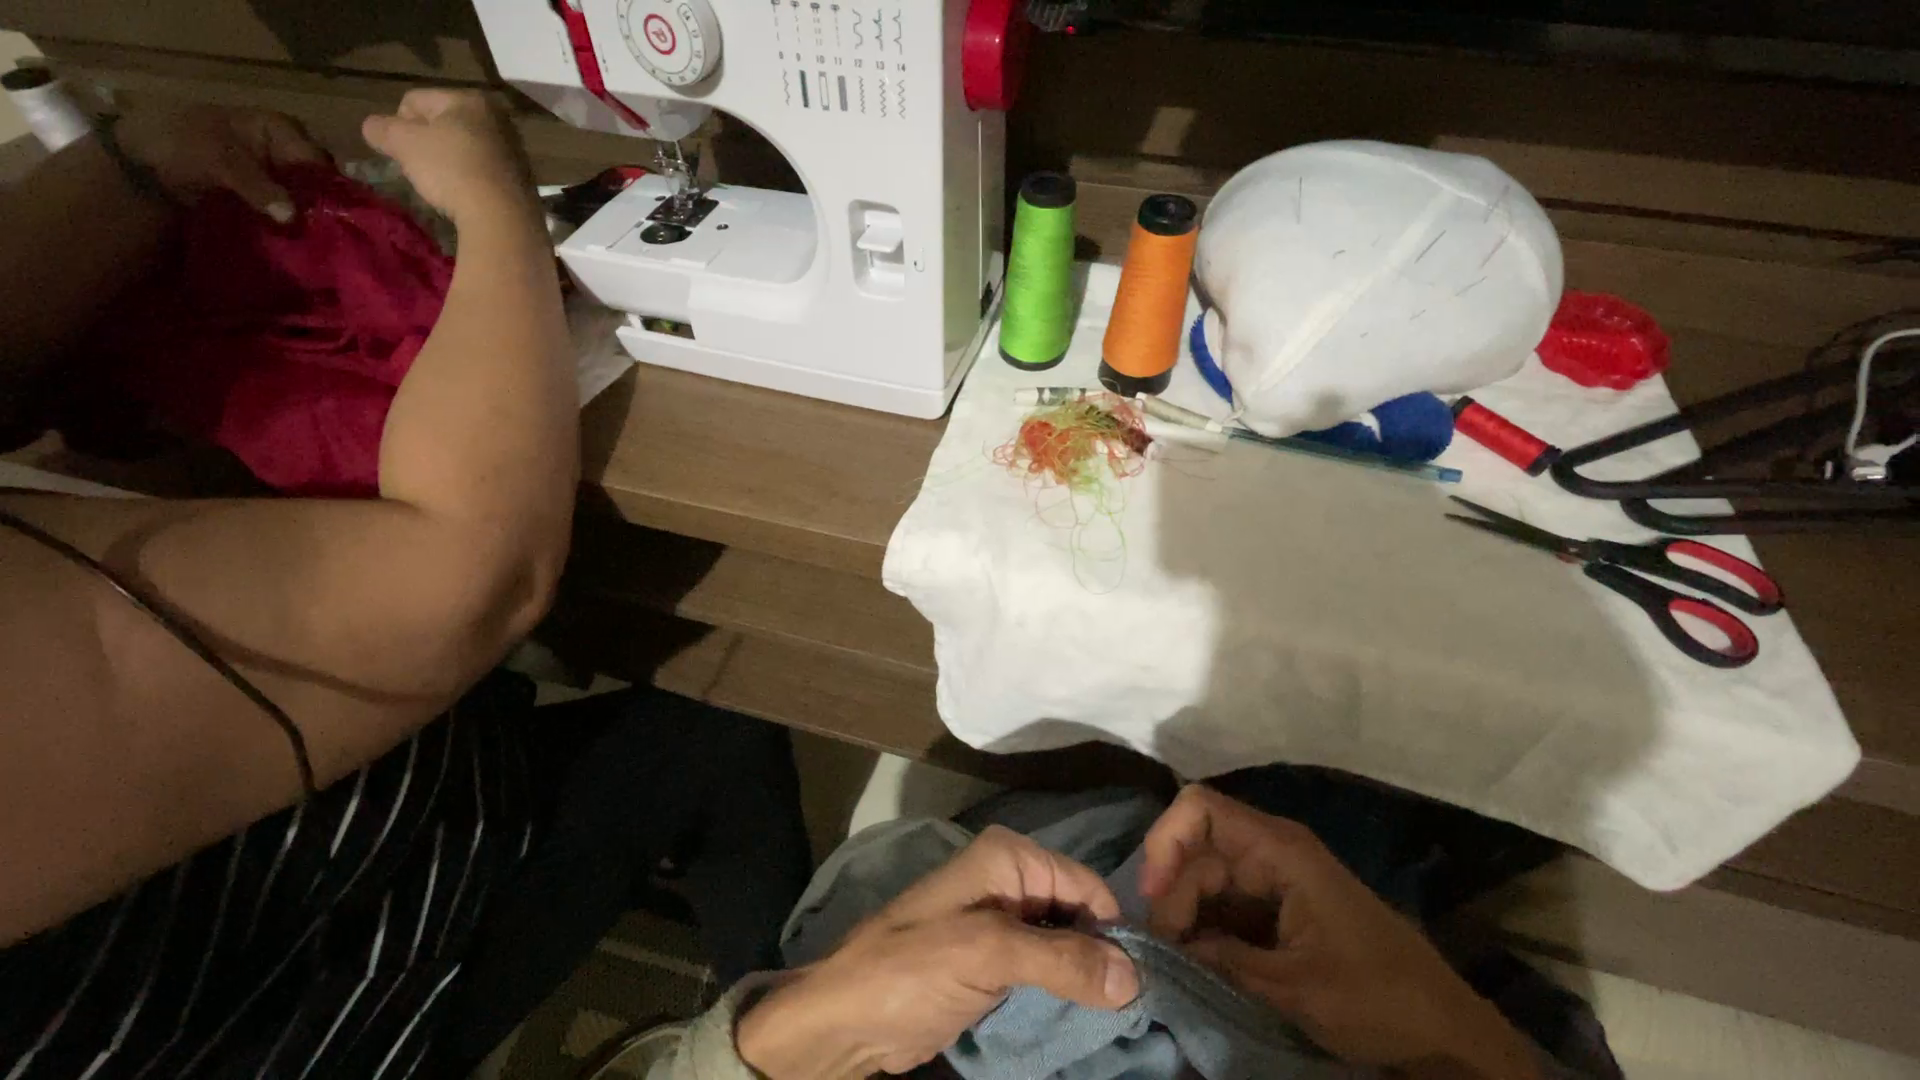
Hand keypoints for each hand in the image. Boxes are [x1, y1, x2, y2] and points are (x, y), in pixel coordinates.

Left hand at [114, 103, 329, 222]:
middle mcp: (290, 147)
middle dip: (327, 205)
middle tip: (329, 230)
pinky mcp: (274, 190)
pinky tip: (303, 237)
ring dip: (314, 217)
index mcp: (282, 128)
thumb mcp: (219, 162)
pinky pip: (298, 207)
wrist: (142, 157)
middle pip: (323, 179)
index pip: (320, 161)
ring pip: (314, 196)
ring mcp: (283, 170)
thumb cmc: (180, 144)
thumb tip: (292, 216)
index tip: (335, 216)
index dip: (329, 188)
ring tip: (319, 238)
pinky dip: (300, 221)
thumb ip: (258, 187)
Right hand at [361, 90, 534, 227]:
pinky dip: (471, 181)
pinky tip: (466, 197)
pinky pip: (484, 173)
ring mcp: (514, 152)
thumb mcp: (404, 144)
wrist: (503, 218)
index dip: (398, 124)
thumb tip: (372, 127)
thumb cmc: (451, 170)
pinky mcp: (522, 182)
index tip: (402, 150)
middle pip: (443, 125)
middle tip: (421, 167)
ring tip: (443, 185)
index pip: (414, 100)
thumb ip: (381, 129)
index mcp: (470, 100)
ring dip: (449, 164)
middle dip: (426, 144)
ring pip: (465, 150)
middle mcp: (499, 120)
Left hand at [737, 826, 1139, 1079]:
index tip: (1140, 985)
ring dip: (1085, 981)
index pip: (1087, 886)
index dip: (1114, 932)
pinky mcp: (993, 961)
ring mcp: (1000, 922)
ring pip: (1064, 945)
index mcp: (1009, 858)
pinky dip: (1063, 993)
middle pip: (1079, 914)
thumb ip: (1062, 960)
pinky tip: (1081, 1020)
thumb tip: (1135, 976)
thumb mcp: (988, 955)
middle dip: (1102, 958)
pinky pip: (1044, 970)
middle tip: (1130, 1011)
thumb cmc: (911, 971)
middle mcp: (1010, 880)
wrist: (844, 1021)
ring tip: (1114, 1021)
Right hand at [1141, 787, 1539, 1079]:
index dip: (1165, 841)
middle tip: (1167, 952)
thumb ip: (1220, 960)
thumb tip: (1159, 948)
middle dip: (1172, 894)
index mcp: (1279, 849)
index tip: (1152, 897)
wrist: (1444, 1033)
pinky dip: (1205, 928)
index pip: (1200, 809)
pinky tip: (1199, 962)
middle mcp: (1272, 851)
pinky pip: (1224, 903)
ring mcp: (1276, 878)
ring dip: (1185, 915)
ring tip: (1180, 963)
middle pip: (1196, 849)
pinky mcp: (1278, 907)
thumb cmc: (1376, 998)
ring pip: (1205, 878)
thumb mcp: (1292, 985)